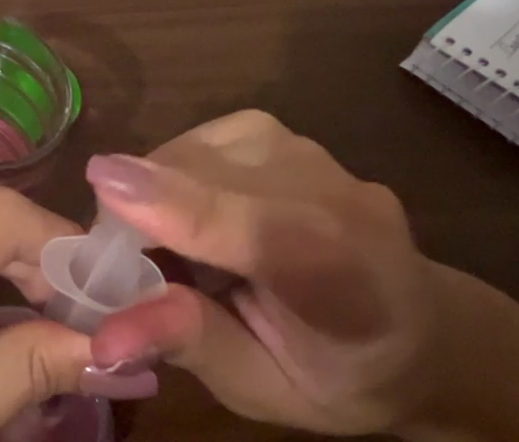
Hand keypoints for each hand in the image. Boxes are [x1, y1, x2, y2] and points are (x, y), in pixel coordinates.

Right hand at [85, 110, 443, 435]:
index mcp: (345, 277)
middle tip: (129, 274)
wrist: (417, 326)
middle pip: (200, 179)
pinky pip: (194, 140)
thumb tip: (106, 332)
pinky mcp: (273, 128)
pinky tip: (192, 209)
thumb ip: (194, 346)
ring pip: (188, 152)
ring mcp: (303, 148)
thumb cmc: (343, 373)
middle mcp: (331, 194)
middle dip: (138, 212)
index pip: (256, 229)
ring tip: (174, 249)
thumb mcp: (269, 390)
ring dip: (155, 192)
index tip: (101, 183)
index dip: (178, 204)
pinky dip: (172, 173)